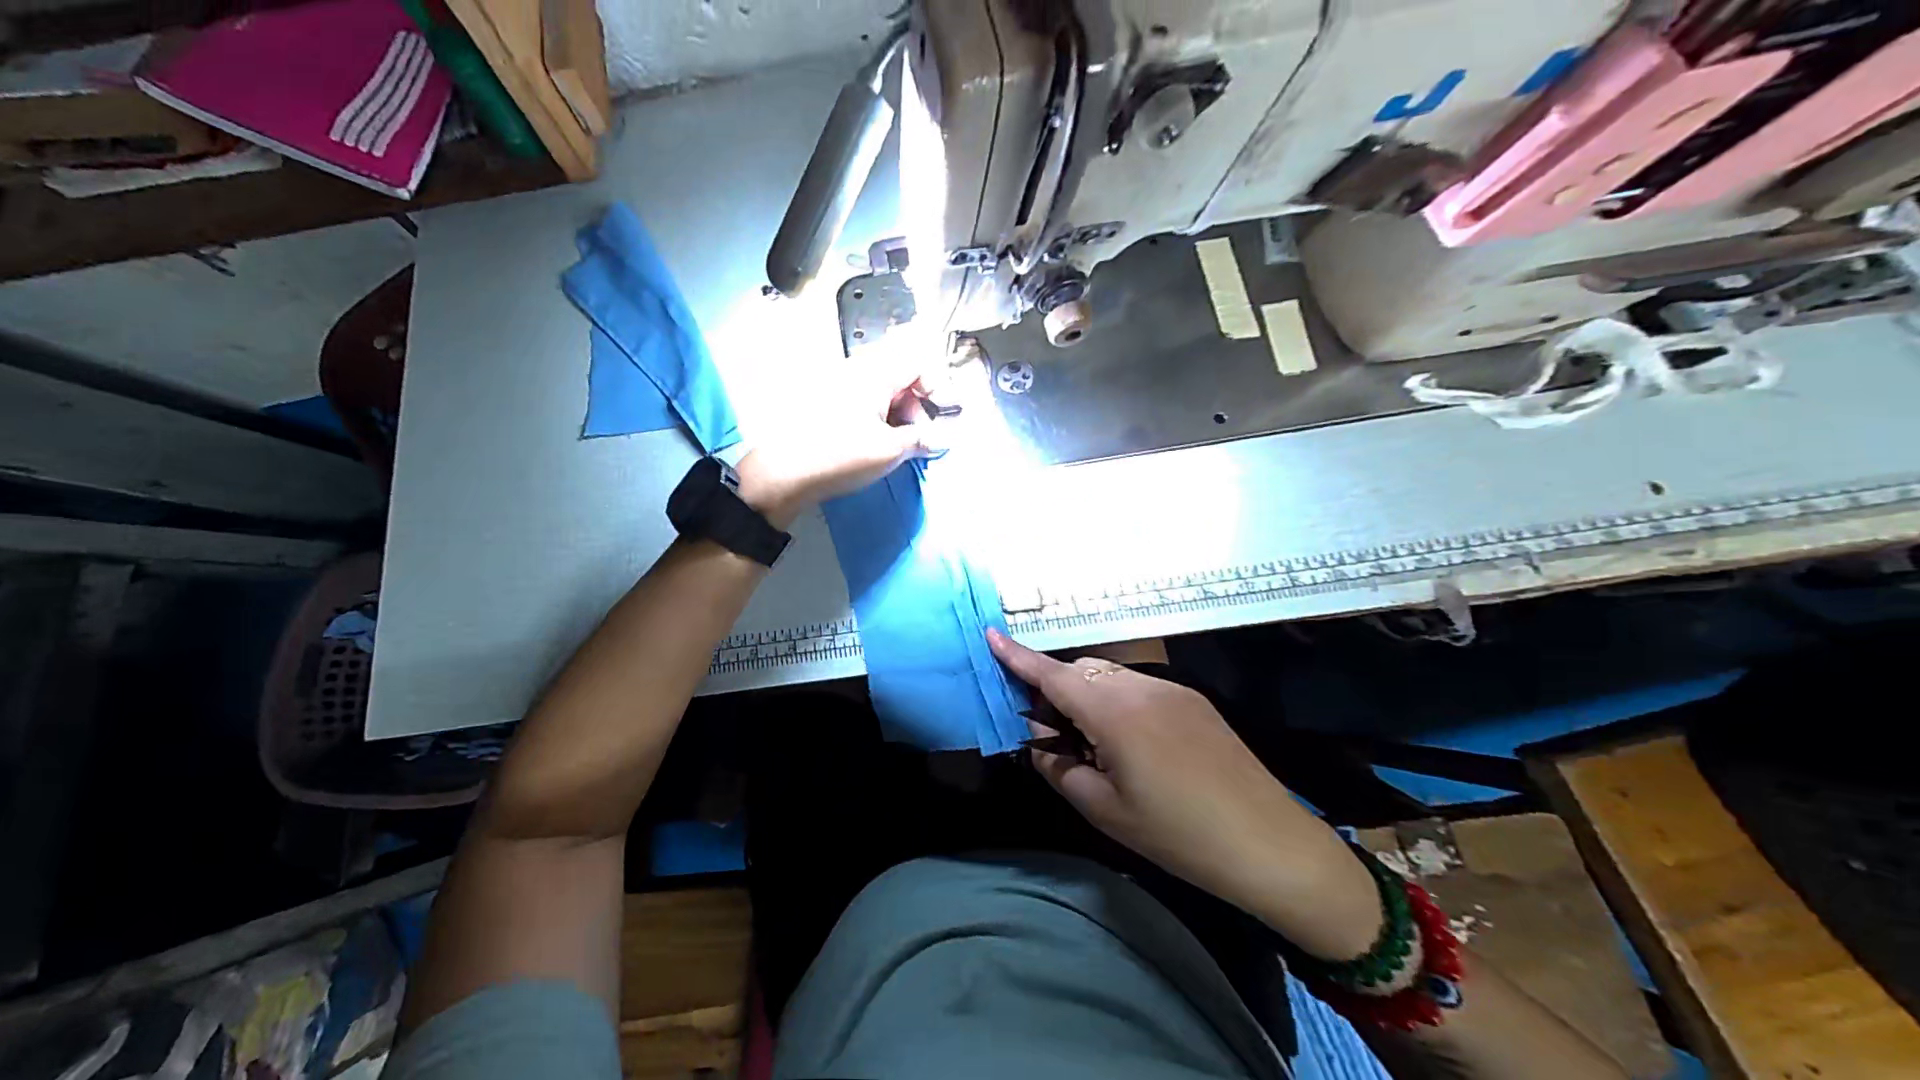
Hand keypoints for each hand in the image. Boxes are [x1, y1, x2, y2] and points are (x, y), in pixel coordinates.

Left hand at [733, 358, 937, 527]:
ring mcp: (837, 387)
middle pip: (900, 377)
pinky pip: (863, 404)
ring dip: (898, 416)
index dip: (938, 386)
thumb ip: (921, 440)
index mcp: (873, 374)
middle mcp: (855, 372)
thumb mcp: (889, 450)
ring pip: (881, 393)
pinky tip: (876, 446)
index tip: (945, 413)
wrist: (783, 473)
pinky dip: (878, 421)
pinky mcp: (825, 406)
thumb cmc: (840, 455)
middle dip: (917, 406)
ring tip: (898, 447)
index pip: (918, 363)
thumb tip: (941, 438)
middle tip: (920, 438)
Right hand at [986, 628, 1382, 960]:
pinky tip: (1131, 747)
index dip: (1018, 656)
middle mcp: (1140, 687)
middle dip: (1055, 689)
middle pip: (1081, 671)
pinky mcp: (1194, 701)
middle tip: (1048, 733)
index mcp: (1113, 712)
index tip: (991, 634)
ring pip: (1111, 677)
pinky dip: (1118, 704)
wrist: (1269, 843)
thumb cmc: (1177, 834)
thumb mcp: (1104, 810)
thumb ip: (1059, 769)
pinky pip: (1139, 689)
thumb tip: (1039, 745)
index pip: (1053, 674)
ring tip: (1091, 746)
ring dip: (1088, 697)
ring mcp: (1172, 690)